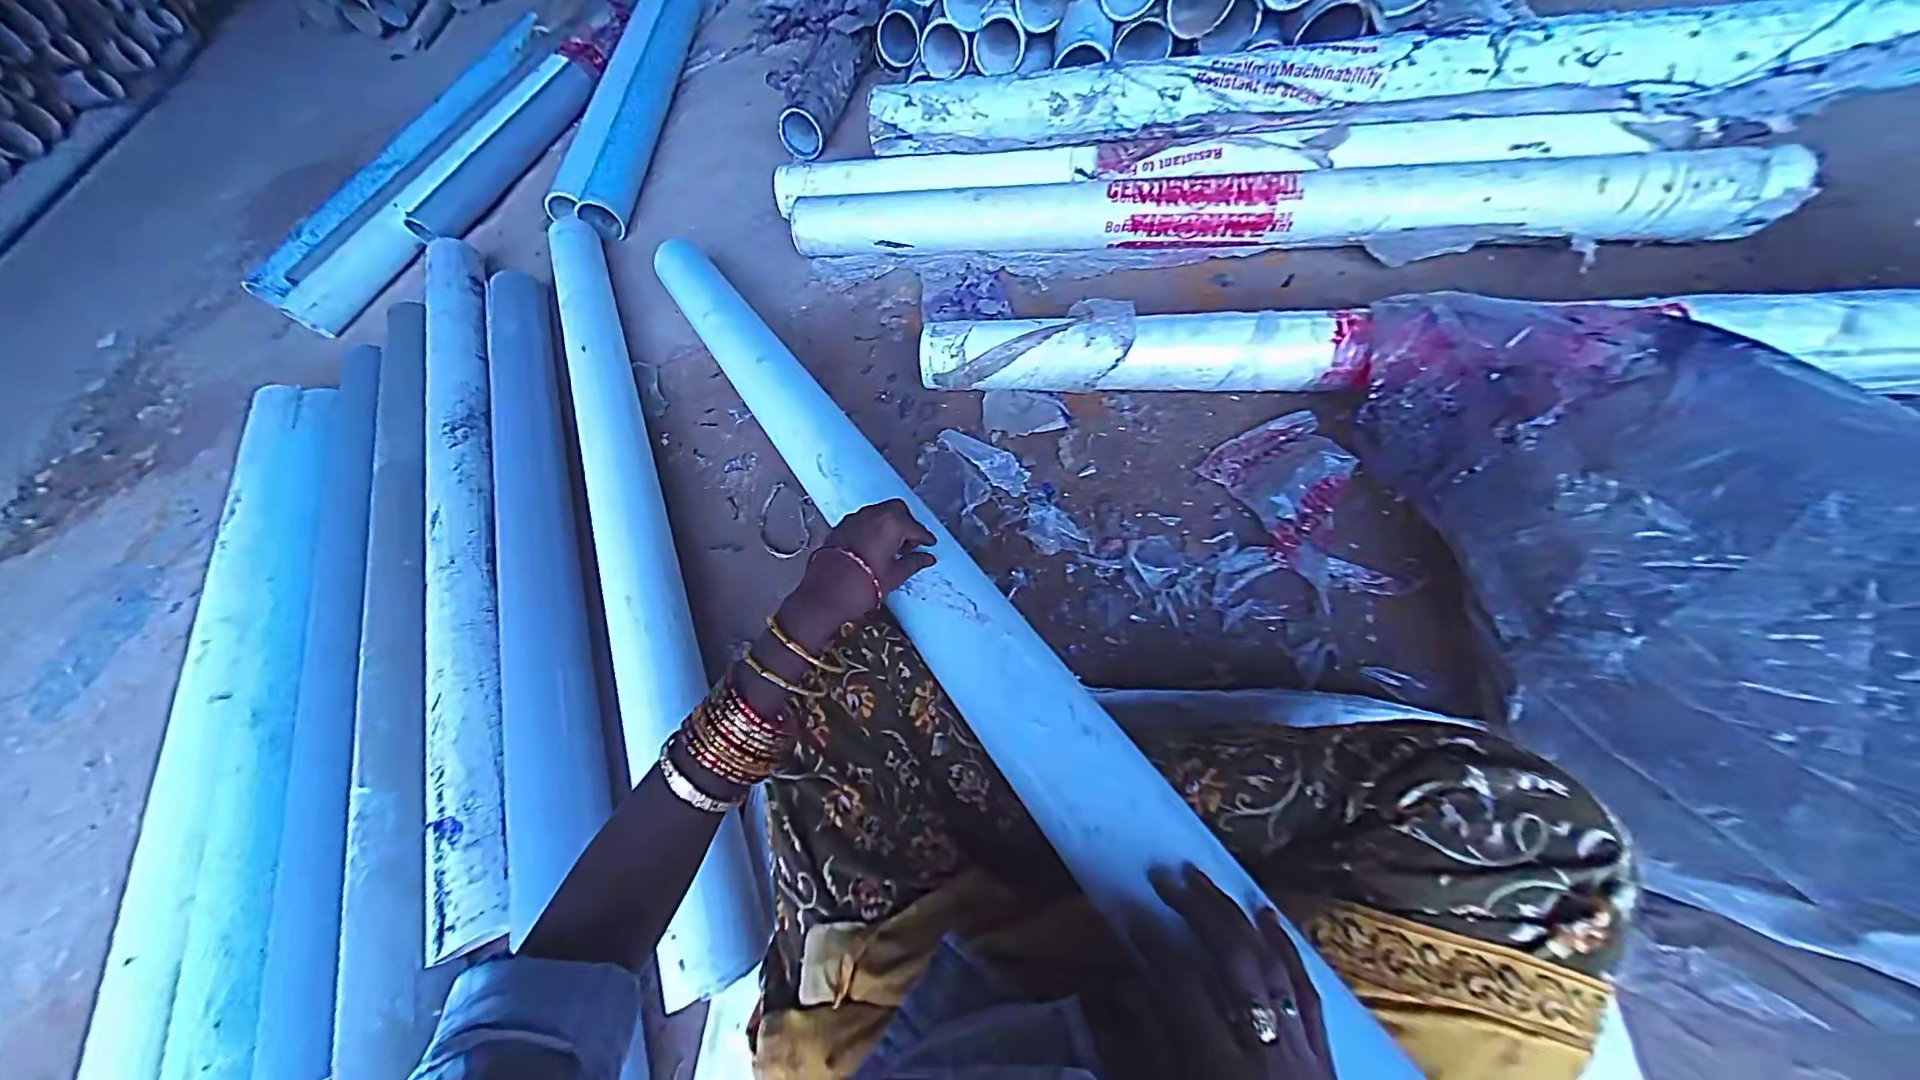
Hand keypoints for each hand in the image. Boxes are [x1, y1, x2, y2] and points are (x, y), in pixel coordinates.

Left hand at [794, 499, 937, 631]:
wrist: (824, 596)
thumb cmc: (863, 586)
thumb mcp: (894, 576)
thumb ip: (913, 562)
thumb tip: (927, 558)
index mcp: (891, 523)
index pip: (915, 527)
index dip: (925, 538)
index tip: (929, 545)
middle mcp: (872, 514)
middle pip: (897, 510)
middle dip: (907, 523)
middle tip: (912, 543)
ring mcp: (854, 518)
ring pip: (878, 512)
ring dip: (889, 524)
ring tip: (894, 546)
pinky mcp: (840, 527)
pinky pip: (863, 520)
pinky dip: (873, 528)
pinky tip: (875, 546)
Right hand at [1124, 864, 1334, 1079]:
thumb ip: (1147, 1052)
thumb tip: (1124, 988)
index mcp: (1221, 1072)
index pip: (1184, 987)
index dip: (1155, 944)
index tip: (1131, 913)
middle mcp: (1267, 1055)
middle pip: (1234, 962)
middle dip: (1198, 912)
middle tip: (1166, 878)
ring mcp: (1302, 1053)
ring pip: (1270, 965)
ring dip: (1233, 916)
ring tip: (1203, 880)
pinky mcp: (1325, 1058)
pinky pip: (1308, 991)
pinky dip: (1287, 948)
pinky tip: (1267, 914)